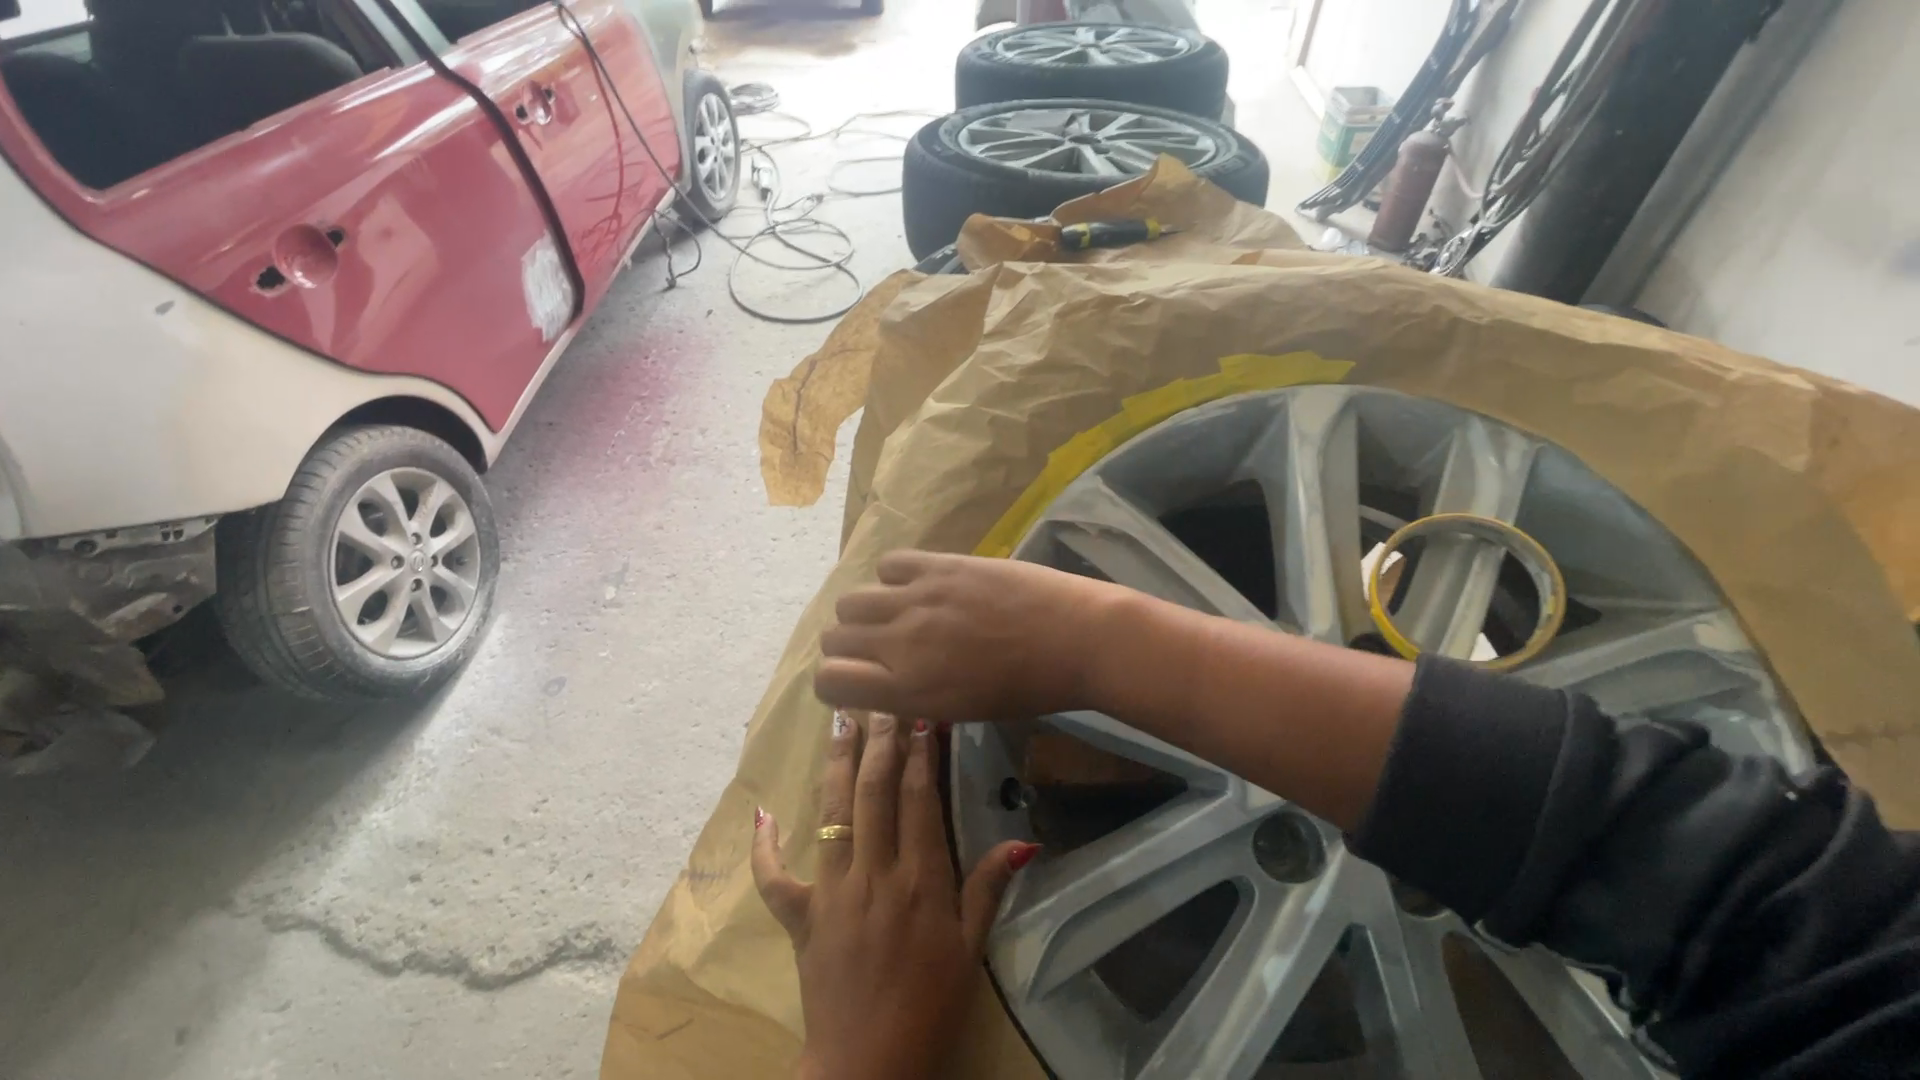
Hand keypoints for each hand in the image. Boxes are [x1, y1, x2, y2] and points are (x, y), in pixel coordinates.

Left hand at [753, 711, 1037, 1079]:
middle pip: (874, 793)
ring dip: (836, 765)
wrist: (868, 1065)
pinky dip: (765, 845)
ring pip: (832, 814)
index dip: (920, 752)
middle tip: (880, 699)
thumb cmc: (930, 1005)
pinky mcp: (800, 916)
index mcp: (920, 881)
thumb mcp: (971, 949)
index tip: (920, 713)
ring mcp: (832, 892)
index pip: (919, 799)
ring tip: (840, 722)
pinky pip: (775, 877)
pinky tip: (763, 811)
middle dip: (879, 741)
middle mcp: (874, 875)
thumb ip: (989, 888)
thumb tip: (1025, 840)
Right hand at [816, 551, 1121, 723]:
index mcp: (906, 690)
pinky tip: (920, 587)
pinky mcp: (940, 565)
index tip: (858, 679)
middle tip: (880, 647)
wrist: (1075, 640)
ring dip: (865, 612)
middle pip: (834, 637)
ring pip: (851, 600)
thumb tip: (884, 680)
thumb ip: (912, 695)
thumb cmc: (1027, 690)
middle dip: (848, 646)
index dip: (836, 681)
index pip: (829, 680)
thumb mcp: (960, 709)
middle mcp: (899, 644)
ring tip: (897, 614)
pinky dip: (894, 577)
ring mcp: (917, 599)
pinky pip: (889, 564)